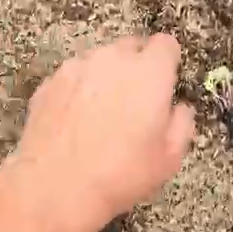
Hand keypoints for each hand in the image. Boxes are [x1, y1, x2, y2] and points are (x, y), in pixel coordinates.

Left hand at [0, 34, 196, 231]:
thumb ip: (182, 123)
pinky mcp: (49, 82)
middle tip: (136, 103)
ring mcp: (77, 67)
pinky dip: (79, 90)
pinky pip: (74, 77)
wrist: (55, 187)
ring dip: (106, 77)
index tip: (165, 83)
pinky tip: (76, 122)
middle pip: (131, 47)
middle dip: (137, 67)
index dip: (169, 62)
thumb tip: (180, 108)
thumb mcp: (170, 158)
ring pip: (100, 61)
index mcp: (149, 72)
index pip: (166, 44)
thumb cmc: (121, 174)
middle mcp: (112, 59)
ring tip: (102, 115)